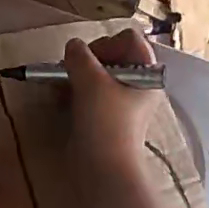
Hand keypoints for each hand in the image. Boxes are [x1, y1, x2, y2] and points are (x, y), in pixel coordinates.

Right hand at [64, 29, 158, 175]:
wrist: (104, 168)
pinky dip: (77, 91)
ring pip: (98, 73)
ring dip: (78, 75)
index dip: (106, 44)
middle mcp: (138, 83)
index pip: (128, 39)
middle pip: (112, 54)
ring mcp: (122, 100)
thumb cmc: (105, 122)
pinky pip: (91, 92)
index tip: (90, 62)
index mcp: (146, 72)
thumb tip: (72, 46)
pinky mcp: (107, 115)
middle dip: (88, 60)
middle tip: (72, 73)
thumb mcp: (91, 82)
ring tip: (64, 87)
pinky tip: (63, 99)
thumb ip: (79, 56)